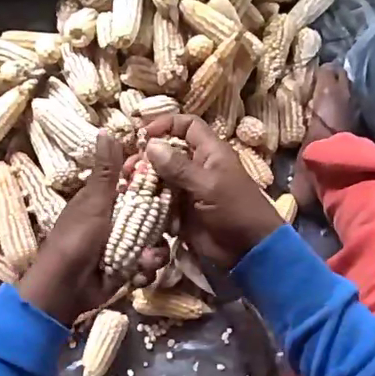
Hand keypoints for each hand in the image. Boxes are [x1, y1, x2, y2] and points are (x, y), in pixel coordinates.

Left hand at [17, 132, 167, 324]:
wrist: (65, 288)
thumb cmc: (76, 239)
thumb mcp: (94, 202)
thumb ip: (106, 171)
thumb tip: (106, 130)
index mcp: (106, 199)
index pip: (137, 183)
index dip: (155, 183)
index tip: (172, 183)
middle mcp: (117, 220)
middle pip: (152, 215)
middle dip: (160, 226)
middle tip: (165, 230)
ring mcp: (123, 245)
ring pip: (154, 242)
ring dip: (153, 252)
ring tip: (145, 259)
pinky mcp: (128, 268)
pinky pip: (148, 265)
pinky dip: (144, 271)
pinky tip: (138, 274)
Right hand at [136, 114, 282, 268]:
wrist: (248, 250)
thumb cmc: (235, 211)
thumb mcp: (208, 186)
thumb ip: (179, 167)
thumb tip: (150, 144)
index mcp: (210, 153)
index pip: (188, 126)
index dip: (167, 124)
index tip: (144, 135)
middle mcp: (197, 167)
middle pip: (167, 153)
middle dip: (146, 157)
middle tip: (129, 168)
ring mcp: (188, 190)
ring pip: (160, 178)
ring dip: (143, 180)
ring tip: (126, 186)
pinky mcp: (181, 211)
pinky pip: (160, 201)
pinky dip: (147, 201)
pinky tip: (132, 203)